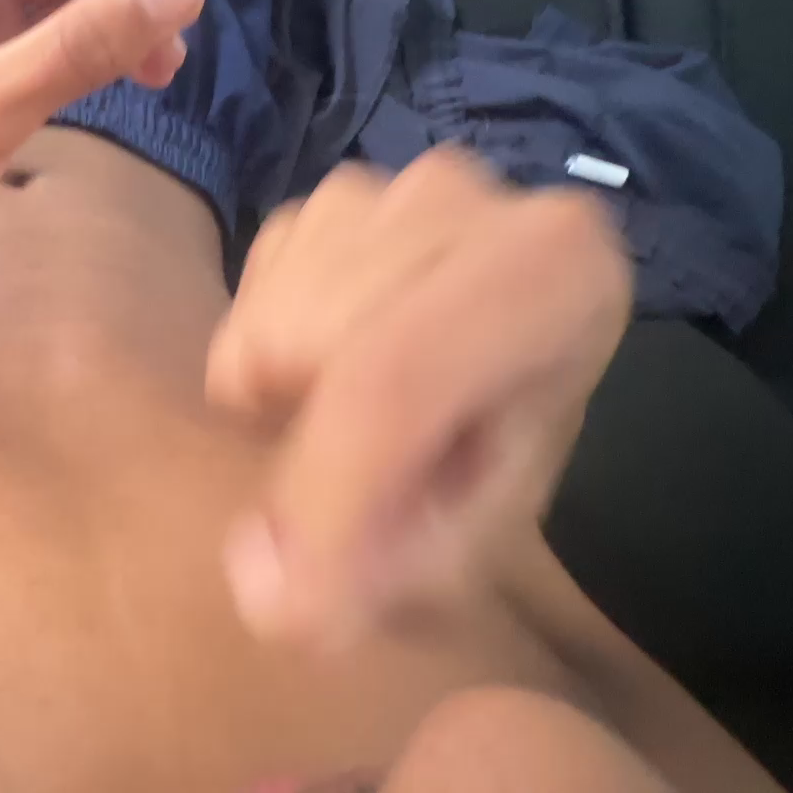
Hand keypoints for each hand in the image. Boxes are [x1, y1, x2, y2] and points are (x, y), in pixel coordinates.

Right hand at [207, 149, 632, 643]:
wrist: (501, 314)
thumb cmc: (503, 415)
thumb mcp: (482, 514)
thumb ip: (389, 567)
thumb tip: (262, 593)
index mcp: (544, 269)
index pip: (396, 378)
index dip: (328, 494)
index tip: (288, 604)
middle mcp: (450, 200)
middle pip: (308, 346)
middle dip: (313, 430)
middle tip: (375, 449)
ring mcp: (370, 188)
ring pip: (264, 323)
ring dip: (289, 386)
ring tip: (356, 393)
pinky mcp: (308, 200)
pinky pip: (247, 296)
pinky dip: (270, 340)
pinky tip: (332, 345)